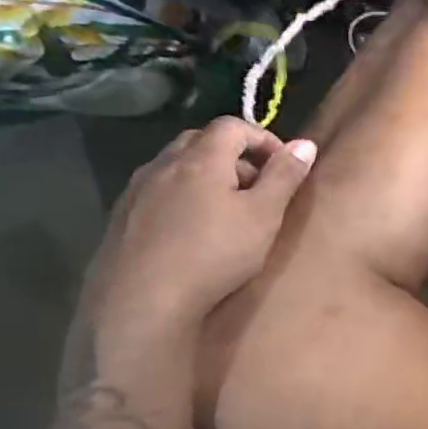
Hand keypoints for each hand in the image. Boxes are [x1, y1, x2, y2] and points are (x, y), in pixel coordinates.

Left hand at [81, 117, 316, 338]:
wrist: (144, 303)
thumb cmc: (215, 255)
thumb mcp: (264, 215)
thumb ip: (285, 176)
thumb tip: (305, 143)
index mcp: (200, 159)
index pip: (233, 125)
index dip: (263, 138)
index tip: (283, 165)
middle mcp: (163, 165)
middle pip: (201, 140)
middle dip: (235, 154)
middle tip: (258, 185)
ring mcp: (137, 191)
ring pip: (177, 165)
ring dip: (207, 174)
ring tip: (227, 208)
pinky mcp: (122, 218)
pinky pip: (159, 190)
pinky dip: (183, 194)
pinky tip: (193, 228)